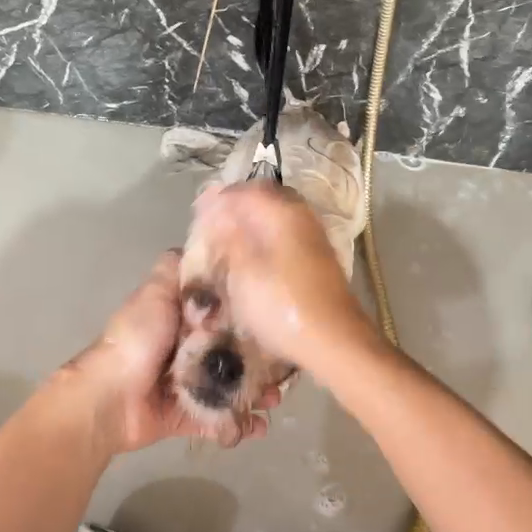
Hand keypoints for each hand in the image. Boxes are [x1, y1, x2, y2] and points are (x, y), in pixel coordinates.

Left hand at [59, 250, 277, 453]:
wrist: (112, 394)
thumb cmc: (138, 337)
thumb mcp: (156, 291)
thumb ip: (176, 270)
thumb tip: (202, 247)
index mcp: (181, 316)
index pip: (221, 312)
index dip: (246, 315)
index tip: (272, 318)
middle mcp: (187, 347)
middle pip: (230, 351)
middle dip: (257, 360)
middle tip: (281, 369)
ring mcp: (188, 383)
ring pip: (230, 386)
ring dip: (254, 393)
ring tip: (273, 400)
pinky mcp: (187, 415)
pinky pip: (219, 420)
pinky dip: (240, 424)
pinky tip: (260, 426)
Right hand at [191, 180, 380, 370]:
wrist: (334, 341)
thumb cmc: (282, 305)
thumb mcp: (243, 273)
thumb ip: (228, 238)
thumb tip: (217, 216)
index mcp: (281, 212)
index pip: (244, 190)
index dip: (218, 198)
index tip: (197, 211)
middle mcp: (300, 214)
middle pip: (263, 196)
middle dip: (237, 204)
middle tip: (214, 220)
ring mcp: (313, 234)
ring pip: (276, 213)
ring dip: (252, 219)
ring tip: (230, 237)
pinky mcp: (318, 255)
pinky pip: (286, 230)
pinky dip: (267, 233)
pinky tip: (255, 254)